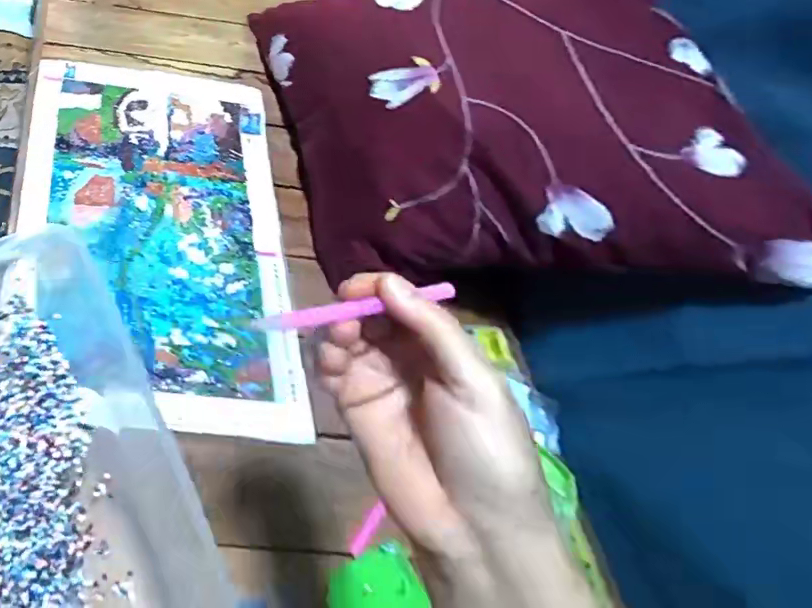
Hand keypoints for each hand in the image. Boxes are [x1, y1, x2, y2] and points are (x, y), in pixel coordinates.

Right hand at [316, 274, 588, 606]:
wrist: (474, 530)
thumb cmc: (488, 451)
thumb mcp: (475, 384)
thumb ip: (432, 329)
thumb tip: (386, 281)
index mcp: (438, 346)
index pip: (400, 300)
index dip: (378, 288)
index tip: (360, 289)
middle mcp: (403, 355)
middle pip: (366, 312)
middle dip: (352, 306)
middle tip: (347, 318)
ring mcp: (374, 379)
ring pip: (343, 335)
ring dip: (335, 328)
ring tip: (340, 341)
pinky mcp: (350, 404)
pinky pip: (328, 368)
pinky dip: (322, 356)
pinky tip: (330, 363)